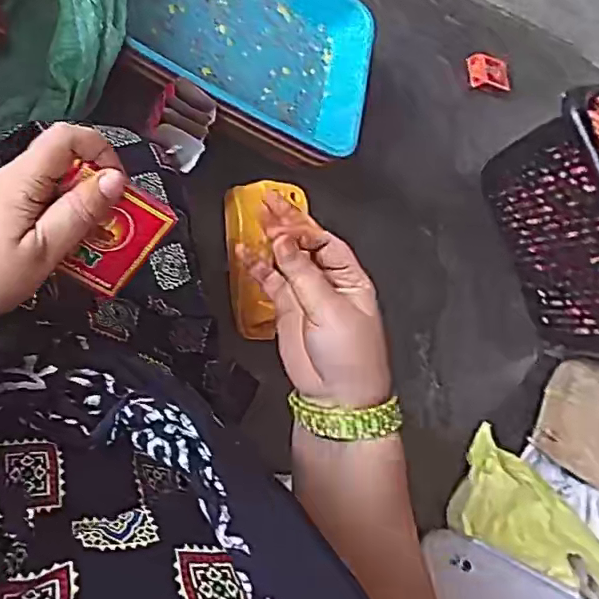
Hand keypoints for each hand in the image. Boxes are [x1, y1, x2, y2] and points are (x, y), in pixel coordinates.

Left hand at [0, 123, 125, 329]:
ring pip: (56, 181)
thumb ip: (80, 212)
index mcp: (23, 177)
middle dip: (95, 185)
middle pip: (65, 158)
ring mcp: (6, 192)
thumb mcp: (43, 250)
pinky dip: (61, 215)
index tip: (116, 187)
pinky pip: (41, 199)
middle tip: (109, 221)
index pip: (68, 134)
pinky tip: (65, 244)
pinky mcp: (2, 209)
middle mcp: (13, 175)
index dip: (100, 151)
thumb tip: (115, 179)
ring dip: (80, 204)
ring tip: (91, 238)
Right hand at [238, 192, 392, 408]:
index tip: (280, 223)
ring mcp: (305, 294)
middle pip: (302, 243)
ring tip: (253, 220)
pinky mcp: (287, 309)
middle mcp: (327, 281)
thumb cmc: (353, 358)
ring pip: (283, 259)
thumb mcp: (330, 309)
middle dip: (284, 222)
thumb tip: (284, 244)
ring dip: (268, 241)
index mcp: (348, 277)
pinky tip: (244, 253)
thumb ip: (303, 274)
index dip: (300, 229)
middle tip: (265, 202)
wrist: (337, 397)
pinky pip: (269, 280)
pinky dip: (255, 266)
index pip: (322, 240)